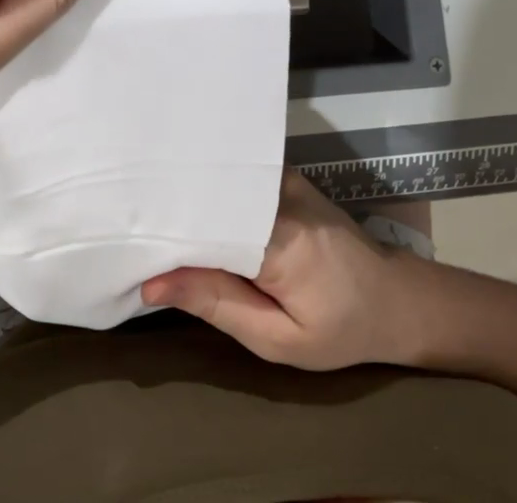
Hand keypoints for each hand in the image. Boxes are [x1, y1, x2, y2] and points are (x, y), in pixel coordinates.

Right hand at [141, 170, 428, 370]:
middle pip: (208, 195)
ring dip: (184, 198)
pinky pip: (234, 181)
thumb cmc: (342, 329)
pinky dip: (208, 194)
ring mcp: (283, 179)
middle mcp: (280, 193)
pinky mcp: (283, 178)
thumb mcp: (279, 338)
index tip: (121, 237)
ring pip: (219, 183)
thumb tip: (151, 283)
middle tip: (119, 220)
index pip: (205, 222)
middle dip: (166, 209)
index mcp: (281, 237)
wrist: (397, 298)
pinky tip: (180, 204)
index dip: (162, 230)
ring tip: (140, 209)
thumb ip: (217, 305)